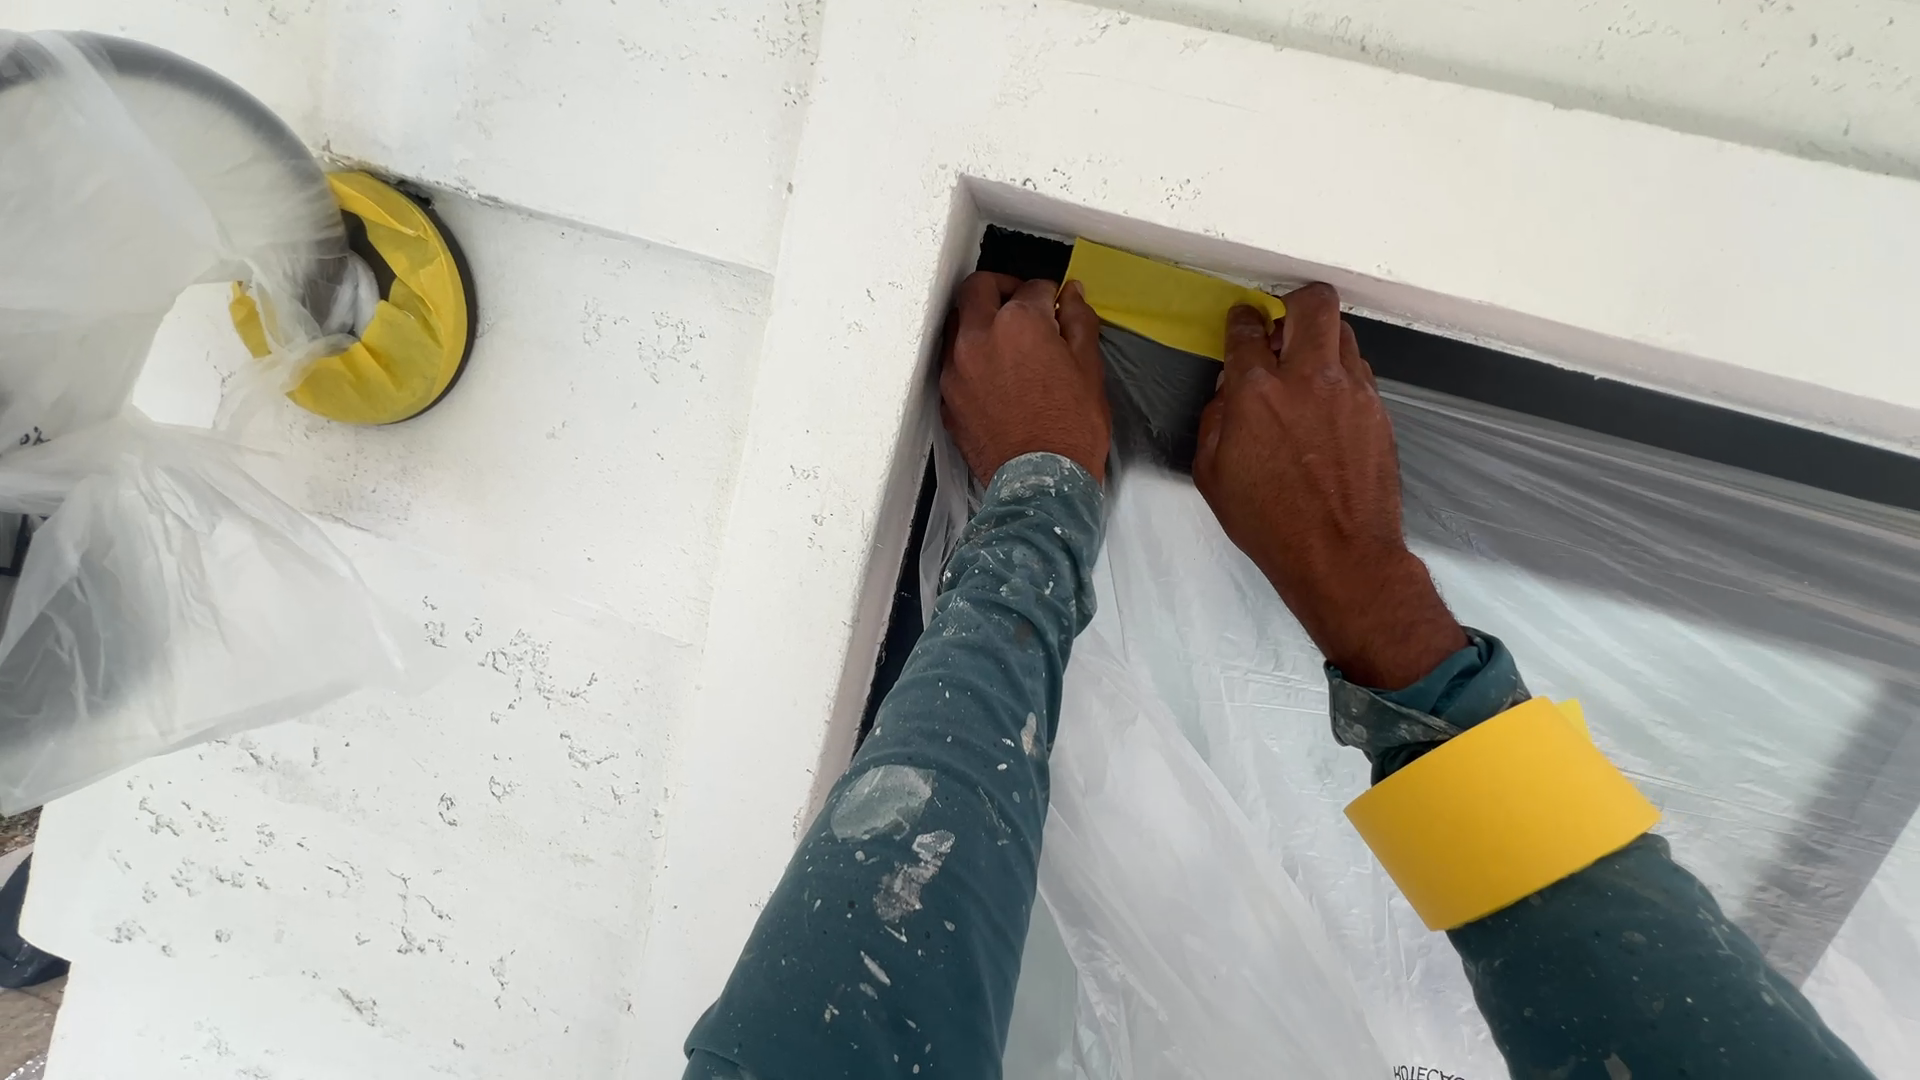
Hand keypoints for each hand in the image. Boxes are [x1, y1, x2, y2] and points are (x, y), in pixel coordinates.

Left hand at [941, 273, 1110, 483]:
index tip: (1055, 305)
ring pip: (958, 325)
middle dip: (1001, 288)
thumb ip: (1079, 322)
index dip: (1049, 294)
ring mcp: (957, 371)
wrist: (1042, 482)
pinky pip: (953, 365)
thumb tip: (1073, 297)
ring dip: (979, 322)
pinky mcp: (948, 400)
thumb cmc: (1069, 432)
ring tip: (1005, 341)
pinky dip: (970, 360)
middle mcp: (978, 339)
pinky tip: (993, 375)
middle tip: (1021, 303)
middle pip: (978, 289)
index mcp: (1019, 323)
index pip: (1032, 288)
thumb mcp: (1089, 369)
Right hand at [1192, 283, 1464, 688]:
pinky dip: (1339, 371)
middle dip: (1292, 303)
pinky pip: (1358, 367)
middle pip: (1312, 303)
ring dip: (1319, 338)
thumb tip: (1228, 394)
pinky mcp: (1377, 408)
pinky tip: (1325, 401)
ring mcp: (1351, 389)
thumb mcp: (1211, 475)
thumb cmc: (1266, 522)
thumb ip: (1214, 422)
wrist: (1339, 553)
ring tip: (1304, 364)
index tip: (1240, 322)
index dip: (1240, 320)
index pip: (1247, 330)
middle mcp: (1308, 378)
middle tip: (1280, 324)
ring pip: (1342, 331)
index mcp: (1256, 392)